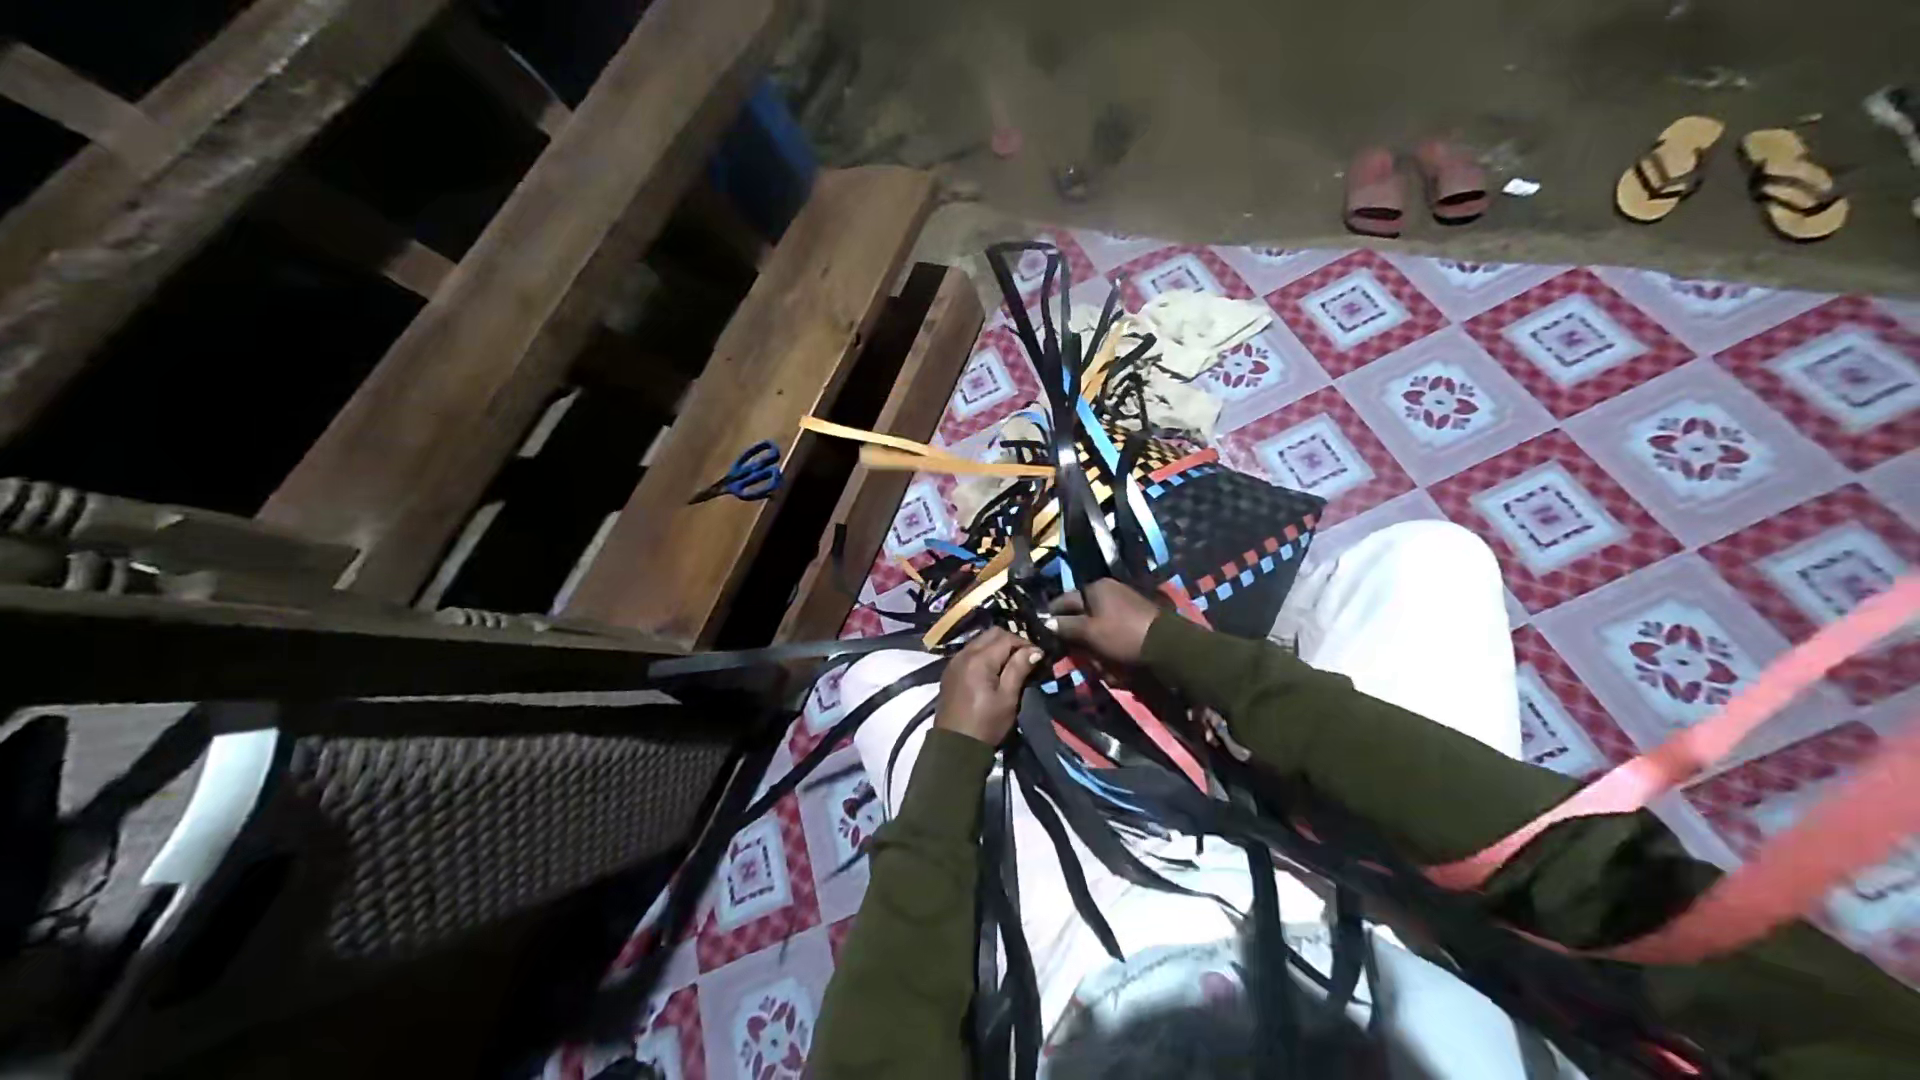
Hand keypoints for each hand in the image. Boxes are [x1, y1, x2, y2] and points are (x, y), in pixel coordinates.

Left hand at [935, 628, 1042, 745]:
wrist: (955, 746)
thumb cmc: (985, 724)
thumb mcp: (1007, 698)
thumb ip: (1019, 669)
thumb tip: (1035, 649)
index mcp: (979, 659)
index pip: (1006, 638)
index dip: (1025, 643)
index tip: (1038, 656)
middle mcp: (964, 654)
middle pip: (991, 634)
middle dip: (1011, 641)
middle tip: (1025, 657)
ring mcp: (954, 661)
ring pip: (980, 641)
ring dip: (997, 646)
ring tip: (1011, 664)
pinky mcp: (950, 671)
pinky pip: (970, 652)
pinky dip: (984, 654)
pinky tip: (994, 669)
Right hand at [1049, 579, 1162, 664]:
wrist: (1165, 644)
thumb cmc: (1121, 634)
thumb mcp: (1089, 632)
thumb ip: (1065, 626)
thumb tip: (1045, 622)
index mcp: (1094, 588)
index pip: (1064, 600)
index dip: (1053, 617)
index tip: (1045, 633)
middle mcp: (1108, 589)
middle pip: (1081, 611)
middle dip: (1075, 631)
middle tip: (1072, 650)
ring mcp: (1123, 600)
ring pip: (1096, 620)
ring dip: (1091, 638)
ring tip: (1093, 657)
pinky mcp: (1135, 613)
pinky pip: (1111, 625)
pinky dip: (1106, 638)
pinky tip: (1108, 654)